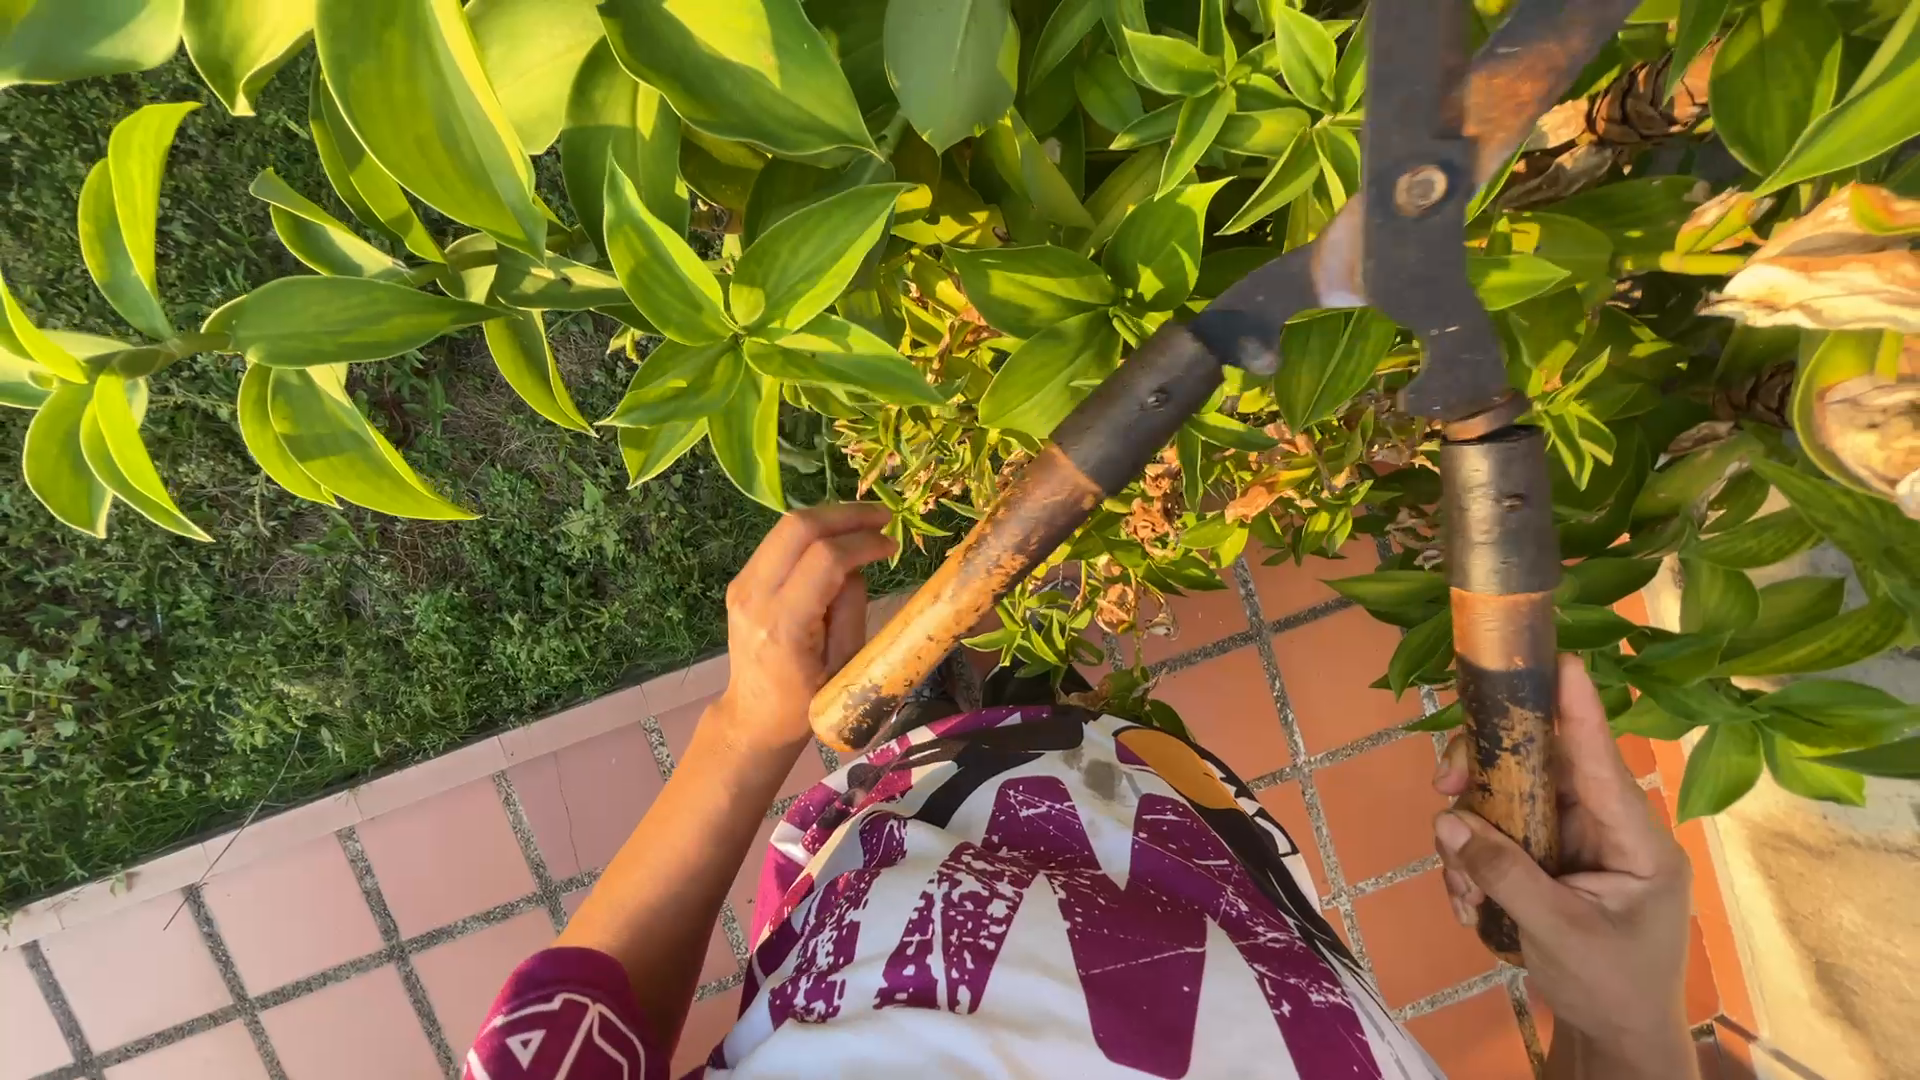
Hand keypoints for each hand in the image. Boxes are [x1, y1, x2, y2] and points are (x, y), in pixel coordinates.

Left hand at [714, 503, 896, 755]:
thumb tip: (857, 565)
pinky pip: (780, 541)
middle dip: (846, 515)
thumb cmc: (808, 701)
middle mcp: (754, 597)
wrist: (755, 716)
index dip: (863, 543)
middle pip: (798, 528)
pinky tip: (839, 538)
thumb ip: (852, 608)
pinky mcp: (741, 581)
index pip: (825, 559)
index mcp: (784, 625)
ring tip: (866, 523)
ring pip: (786, 526)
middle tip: (883, 518)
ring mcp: (741, 585)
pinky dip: (813, 532)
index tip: (892, 546)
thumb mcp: (846, 664)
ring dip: (830, 518)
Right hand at [1432, 655, 1694, 1076]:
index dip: (1577, 708)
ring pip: (1496, 796)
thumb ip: (1502, 872)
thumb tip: (1446, 817)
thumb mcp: (1558, 932)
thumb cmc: (1609, 984)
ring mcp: (1563, 838)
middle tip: (1442, 791)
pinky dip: (1463, 858)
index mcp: (1631, 839)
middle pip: (1529, 765)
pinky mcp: (1536, 853)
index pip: (1599, 760)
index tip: (1559, 660)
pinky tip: (1466, 898)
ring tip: (1460, 888)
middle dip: (1479, 776)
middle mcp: (1596, 825)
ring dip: (1463, 834)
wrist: (1613, 1031)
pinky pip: (1484, 829)